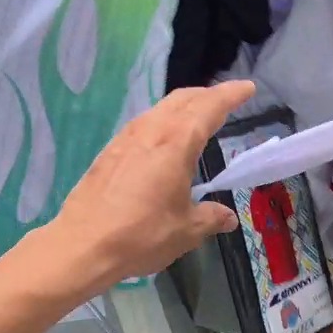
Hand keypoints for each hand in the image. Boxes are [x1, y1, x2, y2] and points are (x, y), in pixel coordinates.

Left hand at [47, 80, 254, 296]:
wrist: (84, 245)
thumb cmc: (142, 235)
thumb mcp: (186, 231)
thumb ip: (210, 218)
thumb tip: (228, 217)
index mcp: (176, 143)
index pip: (209, 107)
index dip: (231, 95)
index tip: (248, 88)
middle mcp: (151, 131)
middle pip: (182, 99)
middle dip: (205, 95)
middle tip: (223, 101)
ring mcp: (125, 139)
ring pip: (159, 110)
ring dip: (181, 108)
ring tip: (194, 118)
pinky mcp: (109, 153)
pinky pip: (142, 126)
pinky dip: (161, 124)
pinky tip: (161, 142)